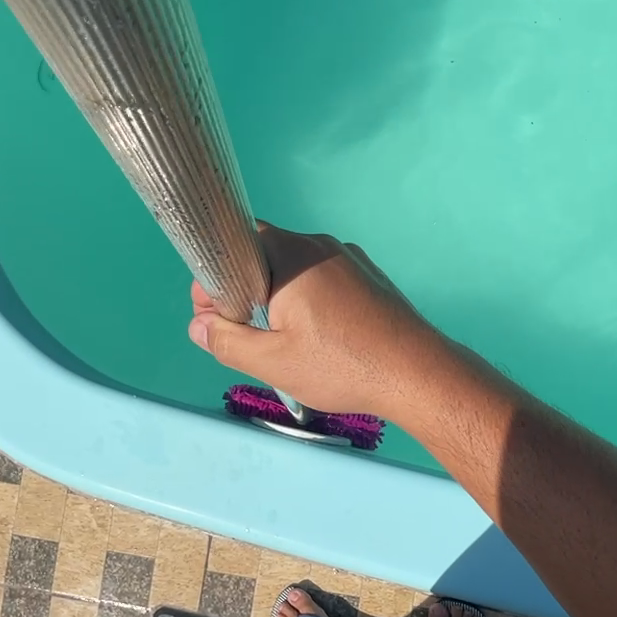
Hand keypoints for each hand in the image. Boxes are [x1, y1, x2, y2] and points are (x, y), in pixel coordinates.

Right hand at [187, 222, 457, 419]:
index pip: (233, 243)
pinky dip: (309, 302)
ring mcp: (349, 258)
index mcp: (290, 255)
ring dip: (278, 300)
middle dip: (246, 293)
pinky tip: (320, 338)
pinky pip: (323, 280)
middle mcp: (318, 245)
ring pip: (294, 270)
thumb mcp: (273, 363)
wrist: (417, 373)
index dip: (215, 281)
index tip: (215, 317)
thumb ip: (228, 342)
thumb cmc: (342, 366)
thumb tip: (199, 327)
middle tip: (248, 337)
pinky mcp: (368, 276)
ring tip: (286, 343)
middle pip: (264, 257)